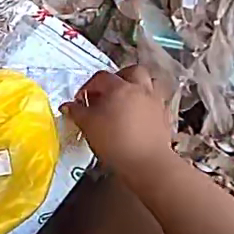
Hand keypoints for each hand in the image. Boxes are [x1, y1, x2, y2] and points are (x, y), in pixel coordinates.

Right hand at [61, 66, 178, 176]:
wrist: (147, 162)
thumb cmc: (114, 141)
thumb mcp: (89, 126)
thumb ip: (77, 112)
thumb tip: (68, 105)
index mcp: (119, 88)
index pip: (101, 77)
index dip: (88, 86)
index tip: (80, 100)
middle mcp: (140, 89)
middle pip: (132, 71)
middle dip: (119, 77)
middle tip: (108, 92)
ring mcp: (156, 102)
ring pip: (151, 83)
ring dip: (139, 87)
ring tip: (127, 101)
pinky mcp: (166, 117)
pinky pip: (157, 102)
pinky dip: (148, 104)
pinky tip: (140, 116)